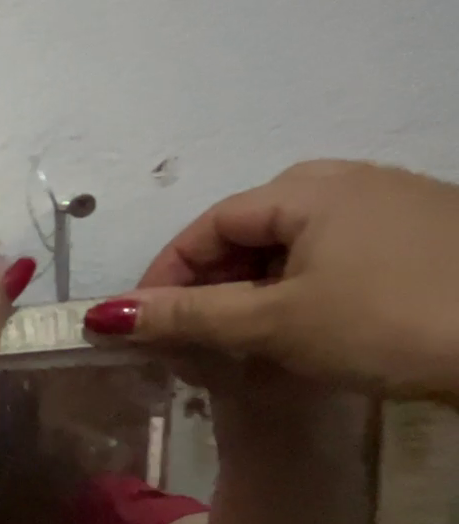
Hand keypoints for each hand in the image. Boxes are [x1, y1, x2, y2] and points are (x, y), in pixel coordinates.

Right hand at [84, 160, 458, 402]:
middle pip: (248, 232)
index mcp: (312, 190)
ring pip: (293, 247)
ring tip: (239, 340)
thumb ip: (183, 316)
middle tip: (189, 333)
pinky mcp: (431, 242)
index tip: (143, 325)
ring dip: (249, 292)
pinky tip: (299, 332)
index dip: (164, 276)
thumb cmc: (391, 320)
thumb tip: (99, 316)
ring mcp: (402, 209)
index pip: (207, 226)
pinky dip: (298, 292)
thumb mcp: (271, 322)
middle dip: (207, 283)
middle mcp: (356, 183)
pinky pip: (336, 258)